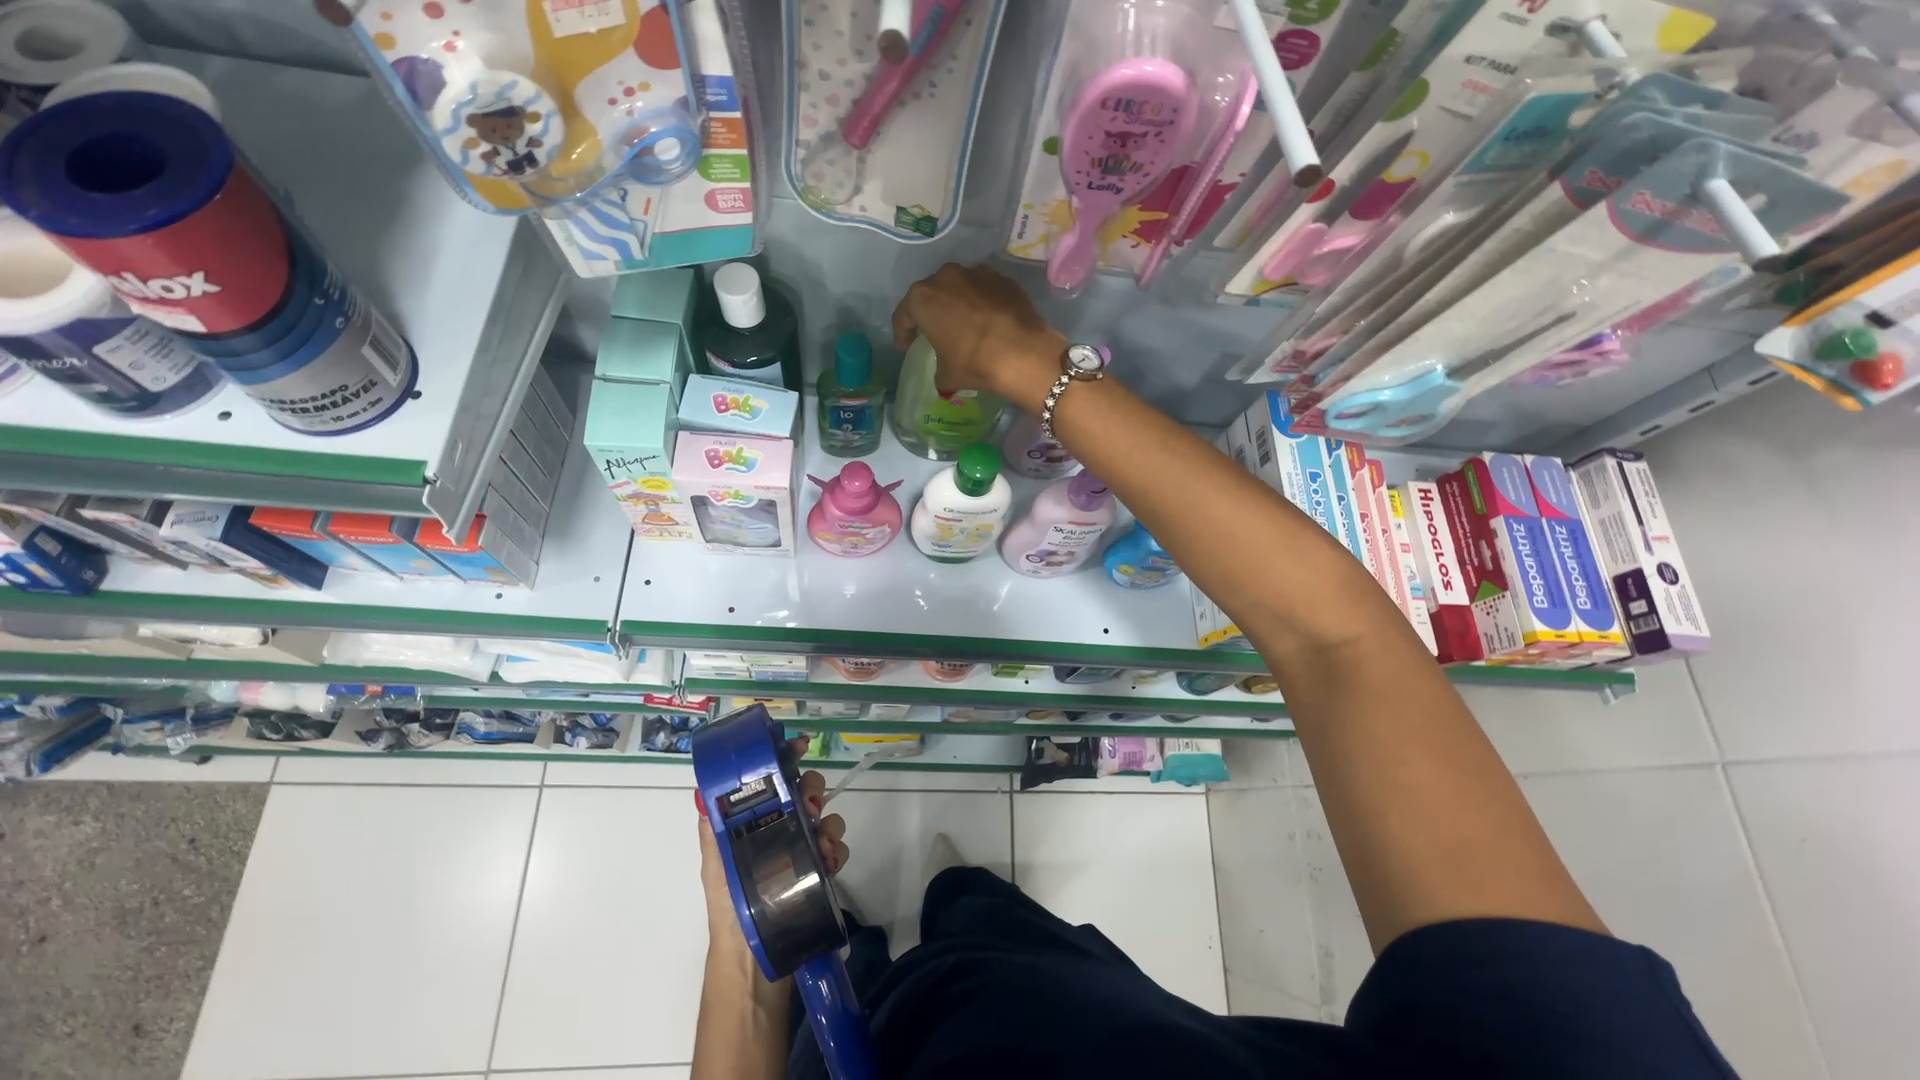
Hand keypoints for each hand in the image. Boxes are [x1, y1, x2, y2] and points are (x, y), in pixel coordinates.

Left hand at [697, 738, 848, 954]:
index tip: (798, 746)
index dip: (785, 759)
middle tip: (809, 805)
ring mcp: (803, 851)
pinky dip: (837, 849)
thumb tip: (704, 791)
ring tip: (821, 843)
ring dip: (827, 823)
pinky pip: (838, 848)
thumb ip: (714, 830)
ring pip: (826, 817)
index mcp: (754, 824)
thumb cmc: (731, 909)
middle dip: (812, 791)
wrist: (756, 960)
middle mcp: (780, 832)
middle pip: (805, 792)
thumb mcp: (716, 867)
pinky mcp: (822, 873)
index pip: (772, 781)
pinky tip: (830, 862)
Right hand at [892, 263, 1064, 406]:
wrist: (1023, 353)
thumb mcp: (947, 374)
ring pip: (960, 287)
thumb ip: (938, 370)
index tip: (907, 348)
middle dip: (931, 312)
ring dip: (958, 303)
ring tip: (966, 324)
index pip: (903, 315)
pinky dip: (983, 302)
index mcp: (922, 297)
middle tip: (936, 332)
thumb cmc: (974, 362)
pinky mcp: (1003, 279)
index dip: (903, 333)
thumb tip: (944, 374)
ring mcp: (977, 273)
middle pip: (931, 294)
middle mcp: (946, 276)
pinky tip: (990, 321)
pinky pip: (985, 290)